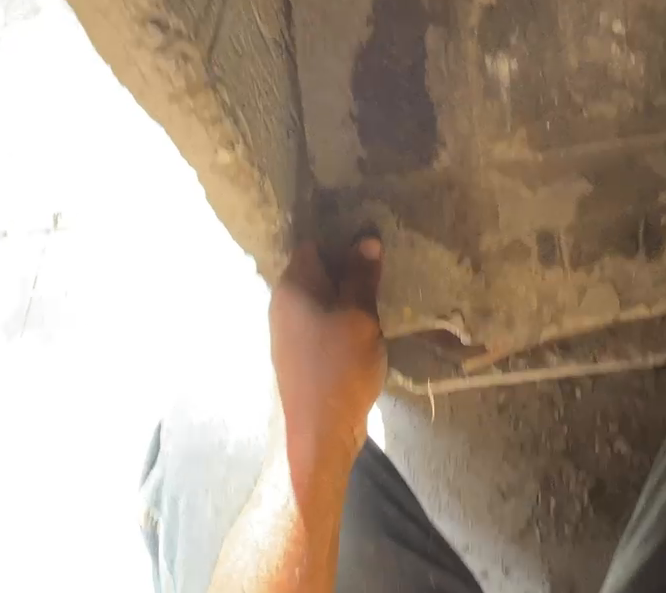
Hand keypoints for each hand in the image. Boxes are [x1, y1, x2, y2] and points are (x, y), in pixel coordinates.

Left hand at [270, 236, 386, 476]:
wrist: (321, 435)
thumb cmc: (339, 368)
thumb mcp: (359, 315)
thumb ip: (361, 275)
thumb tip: (366, 239)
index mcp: (291, 287)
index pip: (312, 244)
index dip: (340, 235)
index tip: (371, 231)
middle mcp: (282, 304)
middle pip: (316, 270)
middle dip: (347, 263)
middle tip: (382, 256)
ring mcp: (289, 331)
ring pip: (321, 297)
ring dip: (346, 291)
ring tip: (381, 284)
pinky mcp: (300, 354)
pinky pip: (322, 319)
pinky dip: (342, 314)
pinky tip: (367, 317)